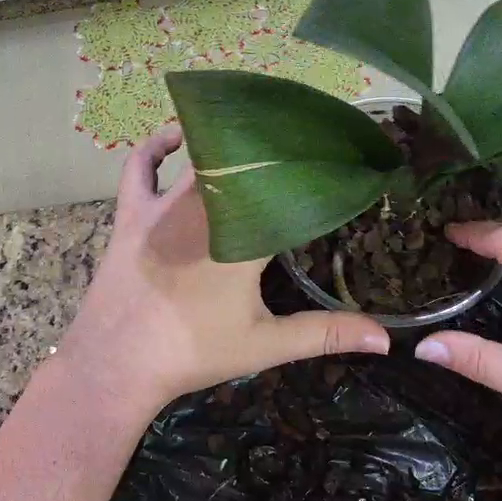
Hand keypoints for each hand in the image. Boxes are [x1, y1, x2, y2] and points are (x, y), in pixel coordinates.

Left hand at [55, 127, 390, 423]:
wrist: (116, 364)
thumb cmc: (193, 351)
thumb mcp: (264, 344)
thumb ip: (325, 334)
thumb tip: (385, 339)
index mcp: (243, 237)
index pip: (288, 194)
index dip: (316, 178)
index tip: (342, 169)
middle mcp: (204, 209)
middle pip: (246, 164)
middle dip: (278, 153)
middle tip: (308, 147)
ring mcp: (163, 207)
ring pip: (200, 159)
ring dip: (229, 146)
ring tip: (259, 136)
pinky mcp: (132, 213)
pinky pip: (141, 166)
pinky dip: (158, 146)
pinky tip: (178, 136)